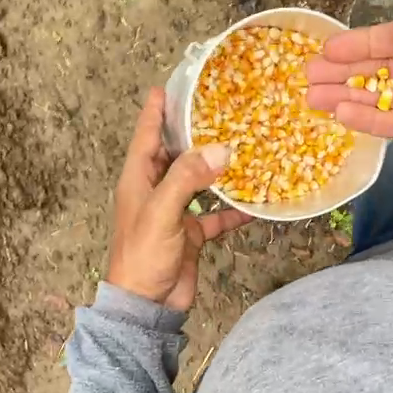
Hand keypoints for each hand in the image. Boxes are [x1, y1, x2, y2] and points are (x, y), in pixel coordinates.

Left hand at [106, 87, 251, 310]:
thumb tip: (222, 150)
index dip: (155, 111)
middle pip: (175, 154)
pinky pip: (215, 216)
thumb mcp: (162, 211)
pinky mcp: (191, 234)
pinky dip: (232, 210)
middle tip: (218, 111)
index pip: (146, 136)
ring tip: (242, 148)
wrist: (147, 305)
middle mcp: (155, 191)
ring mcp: (175, 213)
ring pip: (198, 183)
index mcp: (138, 179)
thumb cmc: (142, 255)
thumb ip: (188, 178)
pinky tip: (254, 203)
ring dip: (217, 170)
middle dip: (193, 135)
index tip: (166, 87)